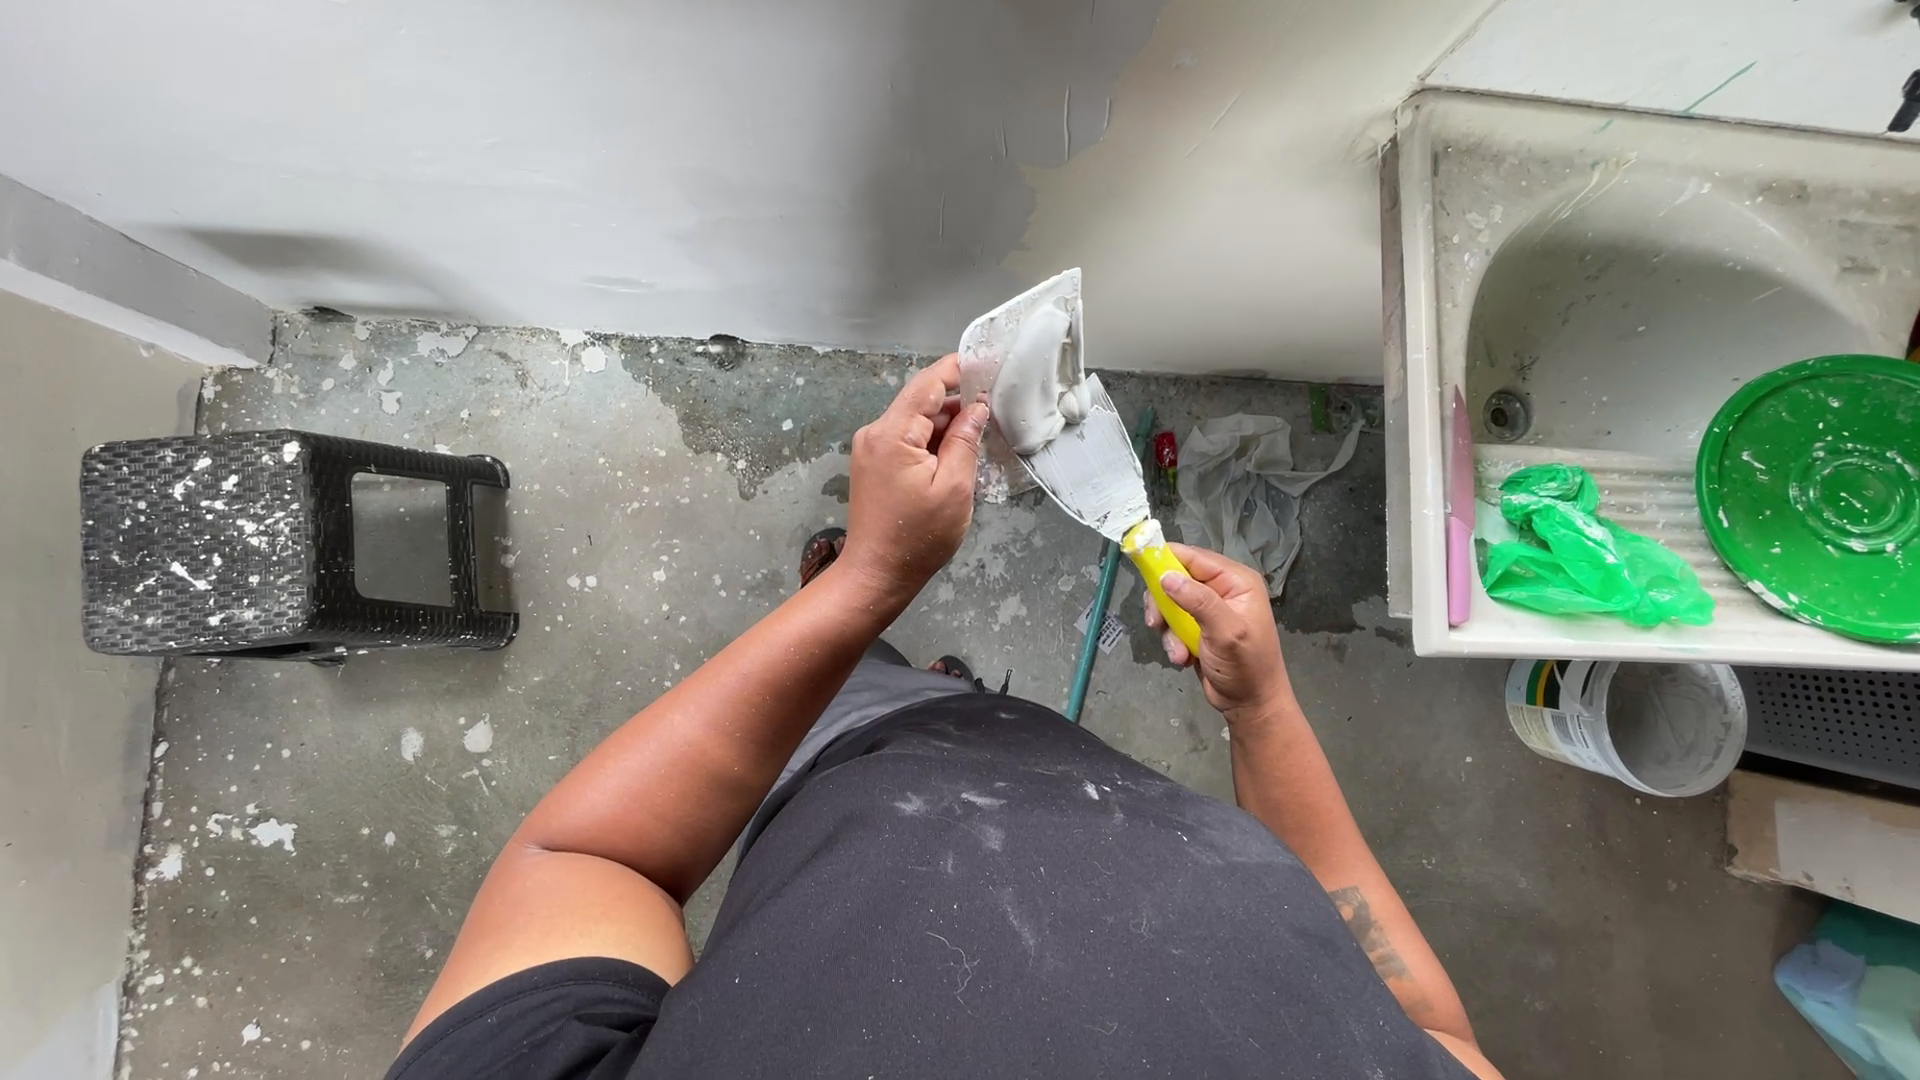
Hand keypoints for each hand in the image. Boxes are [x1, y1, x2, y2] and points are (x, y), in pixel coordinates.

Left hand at [840, 353, 988, 605]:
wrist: (877, 574)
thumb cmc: (918, 537)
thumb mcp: (954, 488)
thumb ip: (965, 441)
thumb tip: (976, 408)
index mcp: (892, 434)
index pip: (928, 384)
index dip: (958, 370)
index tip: (988, 363)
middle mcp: (875, 433)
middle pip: (921, 401)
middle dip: (957, 402)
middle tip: (995, 407)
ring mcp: (871, 449)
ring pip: (915, 421)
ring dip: (946, 424)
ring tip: (981, 434)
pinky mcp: (874, 464)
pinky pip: (907, 439)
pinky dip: (932, 441)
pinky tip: (956, 453)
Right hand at [1145, 543, 1292, 721]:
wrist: (1251, 704)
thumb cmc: (1247, 667)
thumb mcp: (1226, 633)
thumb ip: (1198, 602)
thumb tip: (1166, 577)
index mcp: (1236, 581)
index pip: (1193, 557)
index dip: (1166, 559)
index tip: (1141, 566)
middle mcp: (1221, 589)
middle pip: (1175, 578)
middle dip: (1163, 602)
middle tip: (1156, 622)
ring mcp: (1207, 609)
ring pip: (1169, 603)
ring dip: (1167, 628)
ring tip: (1177, 650)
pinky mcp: (1196, 627)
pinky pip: (1171, 623)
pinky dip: (1171, 641)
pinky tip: (1182, 657)